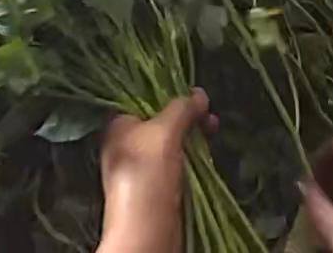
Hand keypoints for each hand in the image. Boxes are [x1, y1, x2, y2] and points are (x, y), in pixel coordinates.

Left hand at [98, 90, 215, 252]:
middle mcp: (126, 143)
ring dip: (192, 136)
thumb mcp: (163, 133)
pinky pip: (175, 165)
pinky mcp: (155, 189)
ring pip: (170, 143)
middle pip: (160, 120)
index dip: (170, 94)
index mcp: (118, 123)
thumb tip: (199, 93)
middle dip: (187, 117)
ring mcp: (140, 168)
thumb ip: (181, 111)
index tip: (195, 95)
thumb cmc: (146, 176)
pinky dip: (191, 158)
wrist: (145, 238)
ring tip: (214, 130)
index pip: (144, 98)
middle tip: (211, 117)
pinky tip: (207, 156)